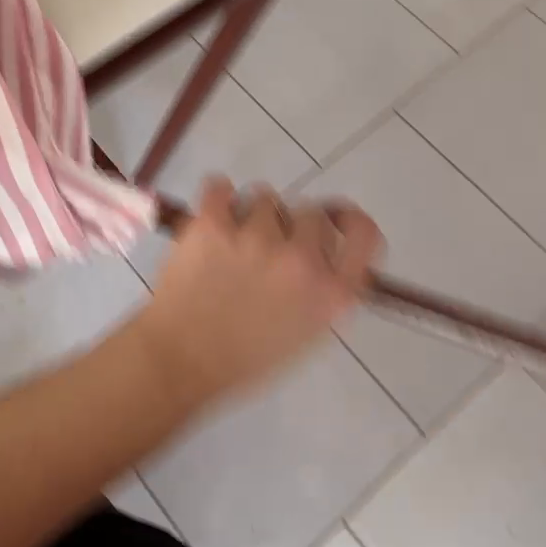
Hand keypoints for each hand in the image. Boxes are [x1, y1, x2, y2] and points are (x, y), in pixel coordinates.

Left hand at [129, 177, 382, 406]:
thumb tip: (318, 254)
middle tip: (264, 248)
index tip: (332, 222)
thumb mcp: (304, 336)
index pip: (364, 234)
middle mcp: (301, 260)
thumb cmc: (243, 359)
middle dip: (288, 225)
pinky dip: (216, 197)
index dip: (348, 221)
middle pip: (309, 211)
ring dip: (249, 214)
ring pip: (263, 197)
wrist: (181, 360)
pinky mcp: (213, 224)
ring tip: (230, 242)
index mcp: (332, 293)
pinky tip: (211, 217)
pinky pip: (219, 186)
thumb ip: (320, 292)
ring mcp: (256, 238)